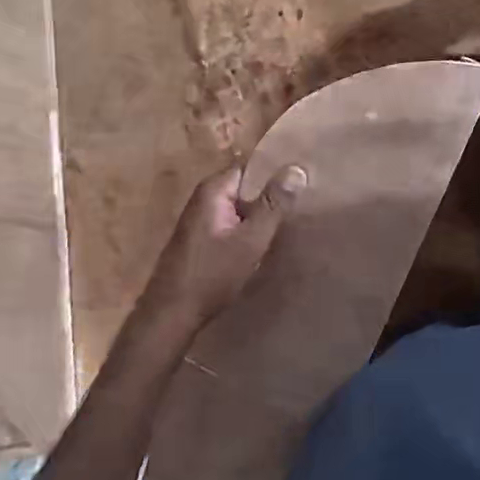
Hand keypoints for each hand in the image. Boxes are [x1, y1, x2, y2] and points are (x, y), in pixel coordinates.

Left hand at [139, 164, 306, 326]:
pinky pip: (234, 220)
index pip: (252, 164)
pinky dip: (252, 224)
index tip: (306, 171)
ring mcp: (202, 218)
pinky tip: (271, 235)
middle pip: (247, 184)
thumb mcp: (251, 239)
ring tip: (296, 212)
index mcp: (214, 190)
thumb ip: (274, 203)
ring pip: (242, 204)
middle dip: (274, 189)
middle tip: (308, 194)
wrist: (171, 315)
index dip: (278, 167)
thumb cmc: (212, 274)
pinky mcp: (203, 237)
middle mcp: (205, 197)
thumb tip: (297, 167)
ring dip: (264, 209)